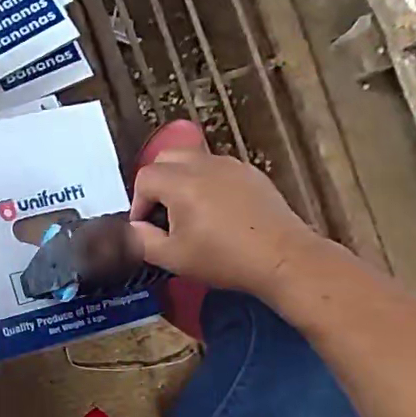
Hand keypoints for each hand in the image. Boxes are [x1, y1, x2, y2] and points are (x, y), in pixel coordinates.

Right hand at [130, 148, 326, 297]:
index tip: (147, 227)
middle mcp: (205, 166)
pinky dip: (207, 182)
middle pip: (166, 158)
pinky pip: (218, 168)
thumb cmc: (225, 258)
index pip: (144, 178)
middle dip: (156, 182)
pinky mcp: (251, 174)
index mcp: (181, 184)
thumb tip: (133, 230)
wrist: (282, 258)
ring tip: (188, 212)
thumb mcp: (172, 258)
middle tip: (162, 212)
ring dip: (181, 180)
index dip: (138, 203)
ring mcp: (231, 166)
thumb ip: (142, 241)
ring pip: (193, 159)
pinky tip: (216, 212)